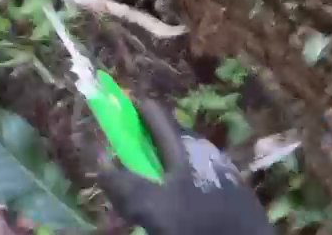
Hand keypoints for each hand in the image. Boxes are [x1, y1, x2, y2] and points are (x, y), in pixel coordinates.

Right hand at [97, 102, 273, 234]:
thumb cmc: (202, 225)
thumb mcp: (156, 210)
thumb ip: (126, 187)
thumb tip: (100, 161)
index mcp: (185, 144)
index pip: (155, 112)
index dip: (133, 110)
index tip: (115, 117)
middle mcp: (203, 148)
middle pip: (168, 135)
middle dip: (145, 143)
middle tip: (127, 162)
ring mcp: (220, 167)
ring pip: (183, 157)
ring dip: (163, 165)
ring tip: (150, 186)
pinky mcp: (231, 189)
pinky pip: (198, 175)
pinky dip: (181, 182)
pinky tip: (178, 204)